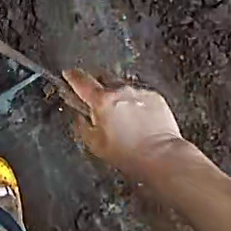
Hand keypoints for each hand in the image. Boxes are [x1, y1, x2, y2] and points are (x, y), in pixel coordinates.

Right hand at [63, 69, 196, 179]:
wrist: (161, 156)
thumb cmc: (129, 153)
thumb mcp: (95, 144)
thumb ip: (82, 126)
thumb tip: (78, 117)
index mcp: (102, 101)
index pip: (81, 81)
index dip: (72, 76)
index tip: (69, 74)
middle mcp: (120, 91)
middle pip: (102, 78)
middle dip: (96, 85)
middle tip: (95, 99)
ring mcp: (139, 92)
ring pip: (122, 87)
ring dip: (118, 96)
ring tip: (121, 117)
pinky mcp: (155, 97)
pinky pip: (139, 94)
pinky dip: (135, 102)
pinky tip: (138, 119)